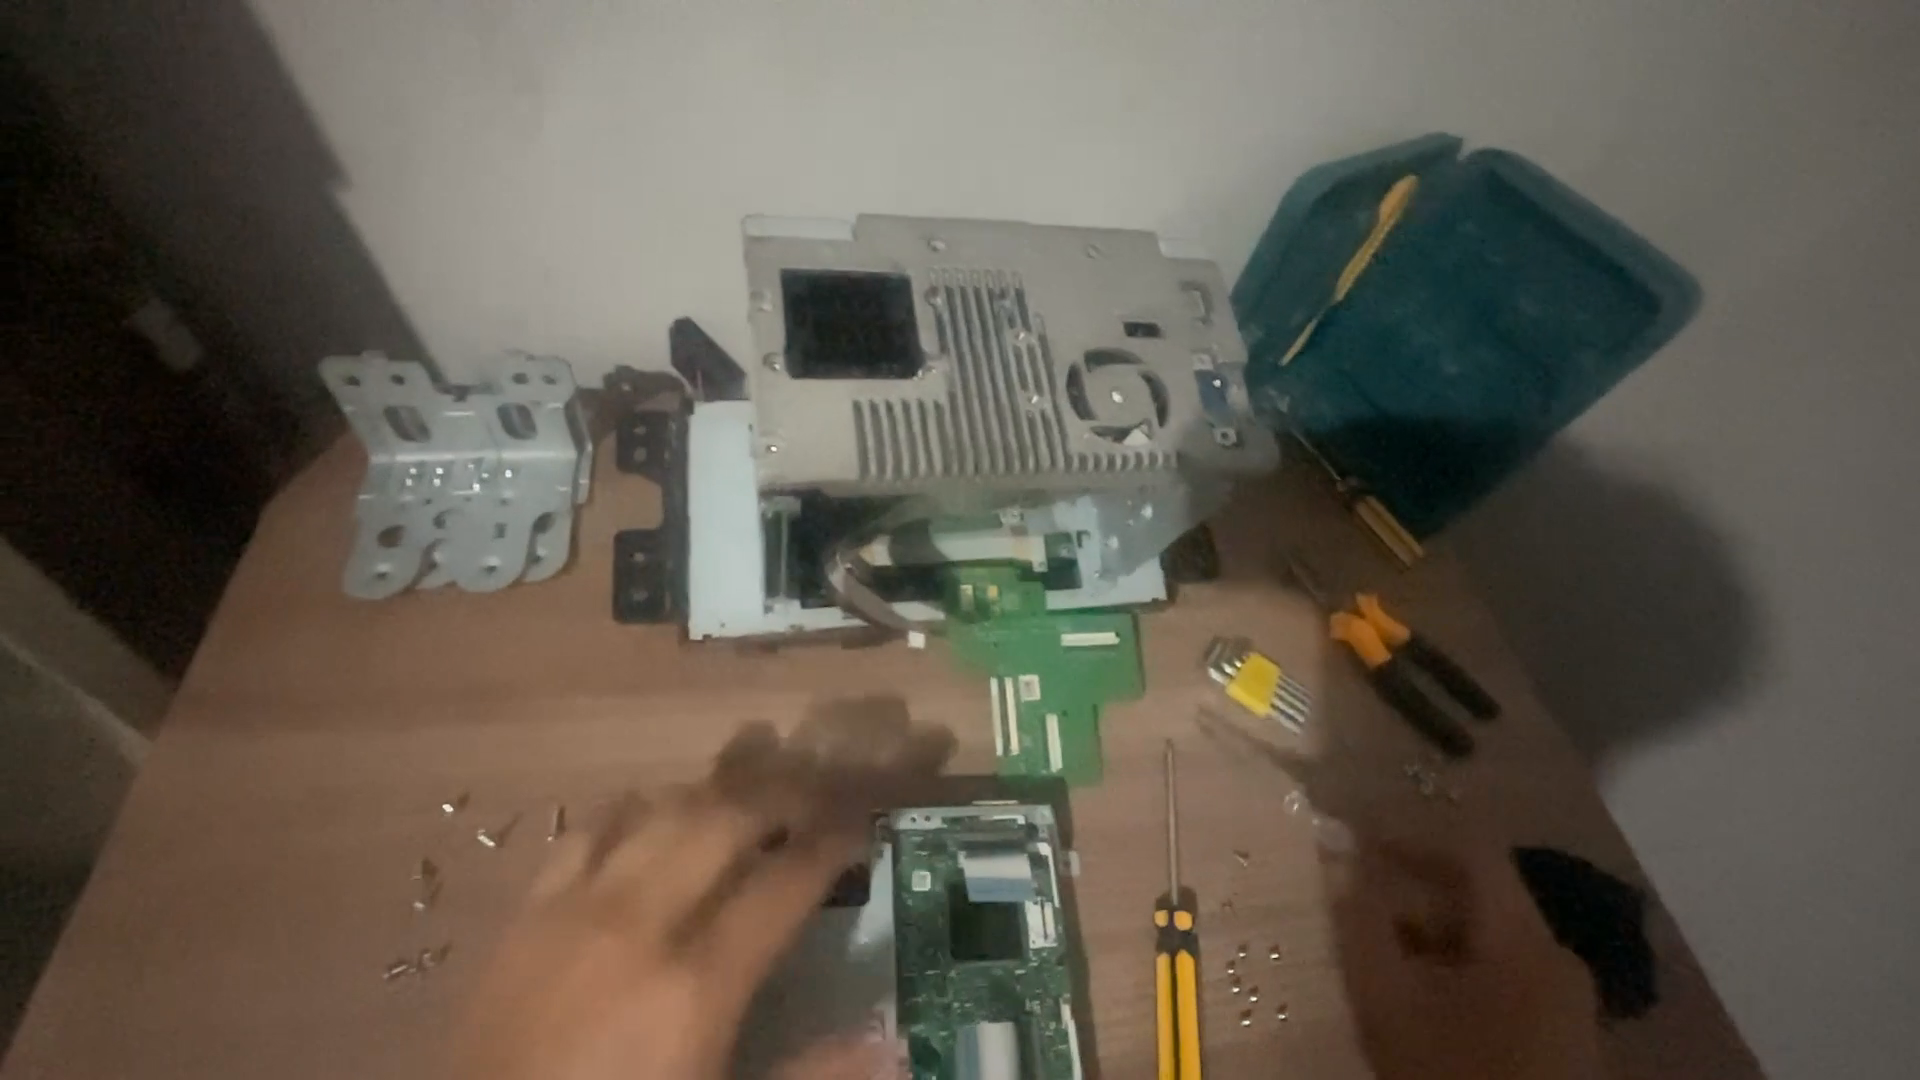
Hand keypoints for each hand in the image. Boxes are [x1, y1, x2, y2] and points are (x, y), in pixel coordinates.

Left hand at [447, 699, 951, 1079]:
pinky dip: (638, 807)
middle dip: (784, 793)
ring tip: (754, 786)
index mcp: (697, 984)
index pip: (786, 879)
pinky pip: (591, 827)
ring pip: (665, 808)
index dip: (833, 841)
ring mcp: (578, 907)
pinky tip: (658, 811)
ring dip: (719, 788)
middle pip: (729, 818)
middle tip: (818, 793)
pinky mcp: (528, 911)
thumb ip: (810, 1074)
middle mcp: (642, 921)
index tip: (861, 823)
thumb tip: (893, 1041)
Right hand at [1325, 830, 1602, 1079]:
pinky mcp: (1561, 1038)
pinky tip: (1414, 996)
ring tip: (1376, 957)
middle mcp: (1559, 961)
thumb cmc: (1448, 1071)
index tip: (1357, 838)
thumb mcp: (1386, 996)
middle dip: (1409, 898)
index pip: (1472, 853)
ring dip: (1425, 937)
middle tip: (1355, 908)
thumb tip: (1341, 858)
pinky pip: (1500, 976)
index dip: (1410, 835)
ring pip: (1484, 941)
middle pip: (1476, 899)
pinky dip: (1451, 969)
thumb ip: (1360, 919)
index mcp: (1527, 942)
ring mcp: (1567, 1004)